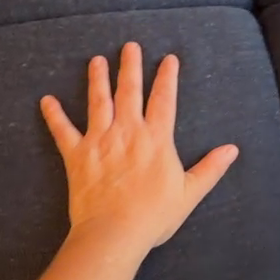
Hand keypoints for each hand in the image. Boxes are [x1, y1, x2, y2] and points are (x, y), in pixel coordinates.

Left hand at [39, 42, 238, 253]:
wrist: (113, 233)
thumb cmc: (153, 215)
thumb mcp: (190, 193)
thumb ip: (210, 168)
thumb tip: (232, 149)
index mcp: (156, 139)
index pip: (164, 100)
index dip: (167, 77)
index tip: (169, 59)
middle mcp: (128, 132)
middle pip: (129, 91)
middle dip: (130, 67)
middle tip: (129, 46)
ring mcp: (100, 141)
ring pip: (98, 102)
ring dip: (97, 79)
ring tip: (96, 61)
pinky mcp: (77, 156)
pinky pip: (63, 131)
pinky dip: (54, 115)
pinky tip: (46, 100)